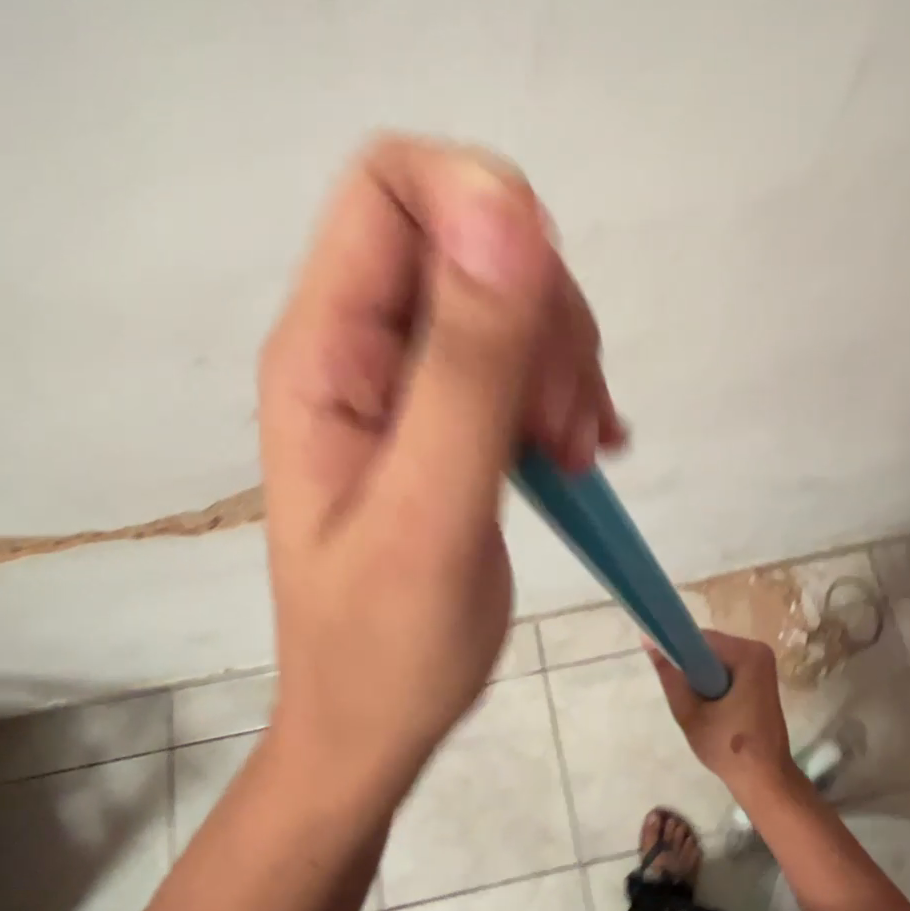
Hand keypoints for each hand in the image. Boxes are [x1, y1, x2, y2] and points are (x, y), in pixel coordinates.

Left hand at [258, 135, 622, 772]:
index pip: (392, 186)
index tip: (546, 308)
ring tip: (572, 454)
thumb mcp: (431, 508)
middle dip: (544, 313)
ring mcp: (408, 379)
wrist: (374, 723)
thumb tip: (506, 206)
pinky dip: (568, 391)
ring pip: (513, 298)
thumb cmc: (387, 644)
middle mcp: (362, 344)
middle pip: (474, 239)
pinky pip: (525, 356)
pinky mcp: (450, 413)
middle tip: (563, 422)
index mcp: (327, 348)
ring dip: (565, 362)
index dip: (482, 206)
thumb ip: (469, 363)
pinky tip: (582, 453)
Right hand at [646, 631, 798, 796]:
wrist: (765, 779)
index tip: (664, 672)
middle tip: (684, 699)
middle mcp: (759, 652)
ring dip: (701, 678)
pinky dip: (714, 684)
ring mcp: (763, 666)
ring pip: (716, 660)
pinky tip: (710, 708)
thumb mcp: (690, 713)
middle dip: (691, 668)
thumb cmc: (728, 748)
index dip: (678, 652)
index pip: (700, 639)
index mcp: (748, 654)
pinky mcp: (761, 679)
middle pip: (709, 649)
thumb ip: (670, 675)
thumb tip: (648, 639)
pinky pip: (727, 670)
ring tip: (697, 707)